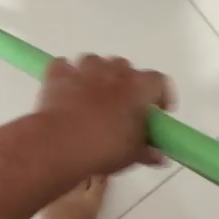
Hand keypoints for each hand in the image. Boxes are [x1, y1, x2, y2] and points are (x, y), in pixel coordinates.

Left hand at [36, 55, 173, 174]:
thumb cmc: (104, 148)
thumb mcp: (132, 155)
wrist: (60, 144)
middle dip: (126, 84)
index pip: (159, 81)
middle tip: (122, 107)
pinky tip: (66, 89)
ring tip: (93, 97)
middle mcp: (114, 70)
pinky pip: (64, 66)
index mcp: (139, 87)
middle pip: (125, 68)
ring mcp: (84, 69)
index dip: (160, 95)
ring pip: (95, 62)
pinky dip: (66, 75)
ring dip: (97, 75)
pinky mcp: (58, 74)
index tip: (157, 111)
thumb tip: (159, 156)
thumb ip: (147, 151)